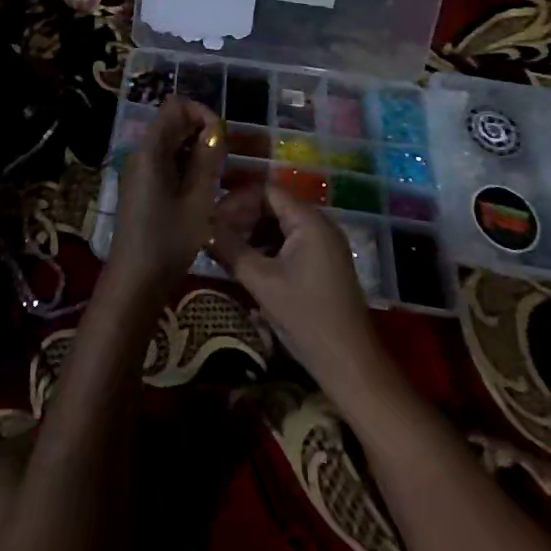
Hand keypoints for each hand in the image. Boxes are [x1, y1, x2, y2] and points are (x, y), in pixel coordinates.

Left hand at [108, 96, 224, 297]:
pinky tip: (201, 189)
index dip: (201, 113)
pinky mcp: (140, 186)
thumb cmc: (169, 240)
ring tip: (218, 176)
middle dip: (201, 132)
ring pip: (169, 143)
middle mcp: (139, 153)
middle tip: (226, 160)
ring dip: (195, 151)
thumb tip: (215, 129)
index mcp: (150, 151)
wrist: (136, 278)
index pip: (175, 106)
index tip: (222, 139)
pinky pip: (164, 162)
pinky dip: (184, 165)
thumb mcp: (198, 200)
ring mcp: (137, 170)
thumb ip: (207, 160)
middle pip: (172, 123)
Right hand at [209, 185, 399, 399]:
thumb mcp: (259, 280)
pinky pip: (287, 242)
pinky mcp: (320, 264)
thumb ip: (230, 248)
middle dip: (241, 216)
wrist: (346, 360)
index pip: (266, 190)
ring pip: (278, 225)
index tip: (211, 216)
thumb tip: (203, 226)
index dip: (236, 199)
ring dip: (250, 232)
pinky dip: (264, 247)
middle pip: (273, 205)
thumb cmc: (303, 315)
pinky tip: (244, 263)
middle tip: (213, 233)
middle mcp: (319, 226)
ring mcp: (322, 245)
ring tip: (224, 248)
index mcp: (309, 222)